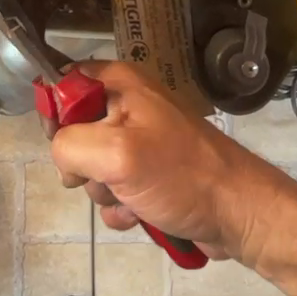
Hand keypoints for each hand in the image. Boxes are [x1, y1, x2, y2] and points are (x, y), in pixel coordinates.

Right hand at [49, 61, 260, 259]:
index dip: (55, 110)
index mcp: (120, 82)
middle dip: (82, 161)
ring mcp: (140, 139)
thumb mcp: (116, 153)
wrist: (240, 214)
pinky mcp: (150, 171)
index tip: (61, 140)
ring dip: (103, 189)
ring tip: (130, 198)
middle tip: (105, 174)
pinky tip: (138, 214)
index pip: (64, 81)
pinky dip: (120, 205)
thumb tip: (63, 158)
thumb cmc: (181, 174)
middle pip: (74, 127)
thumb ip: (70, 145)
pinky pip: (113, 187)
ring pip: (92, 164)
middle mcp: (128, 103)